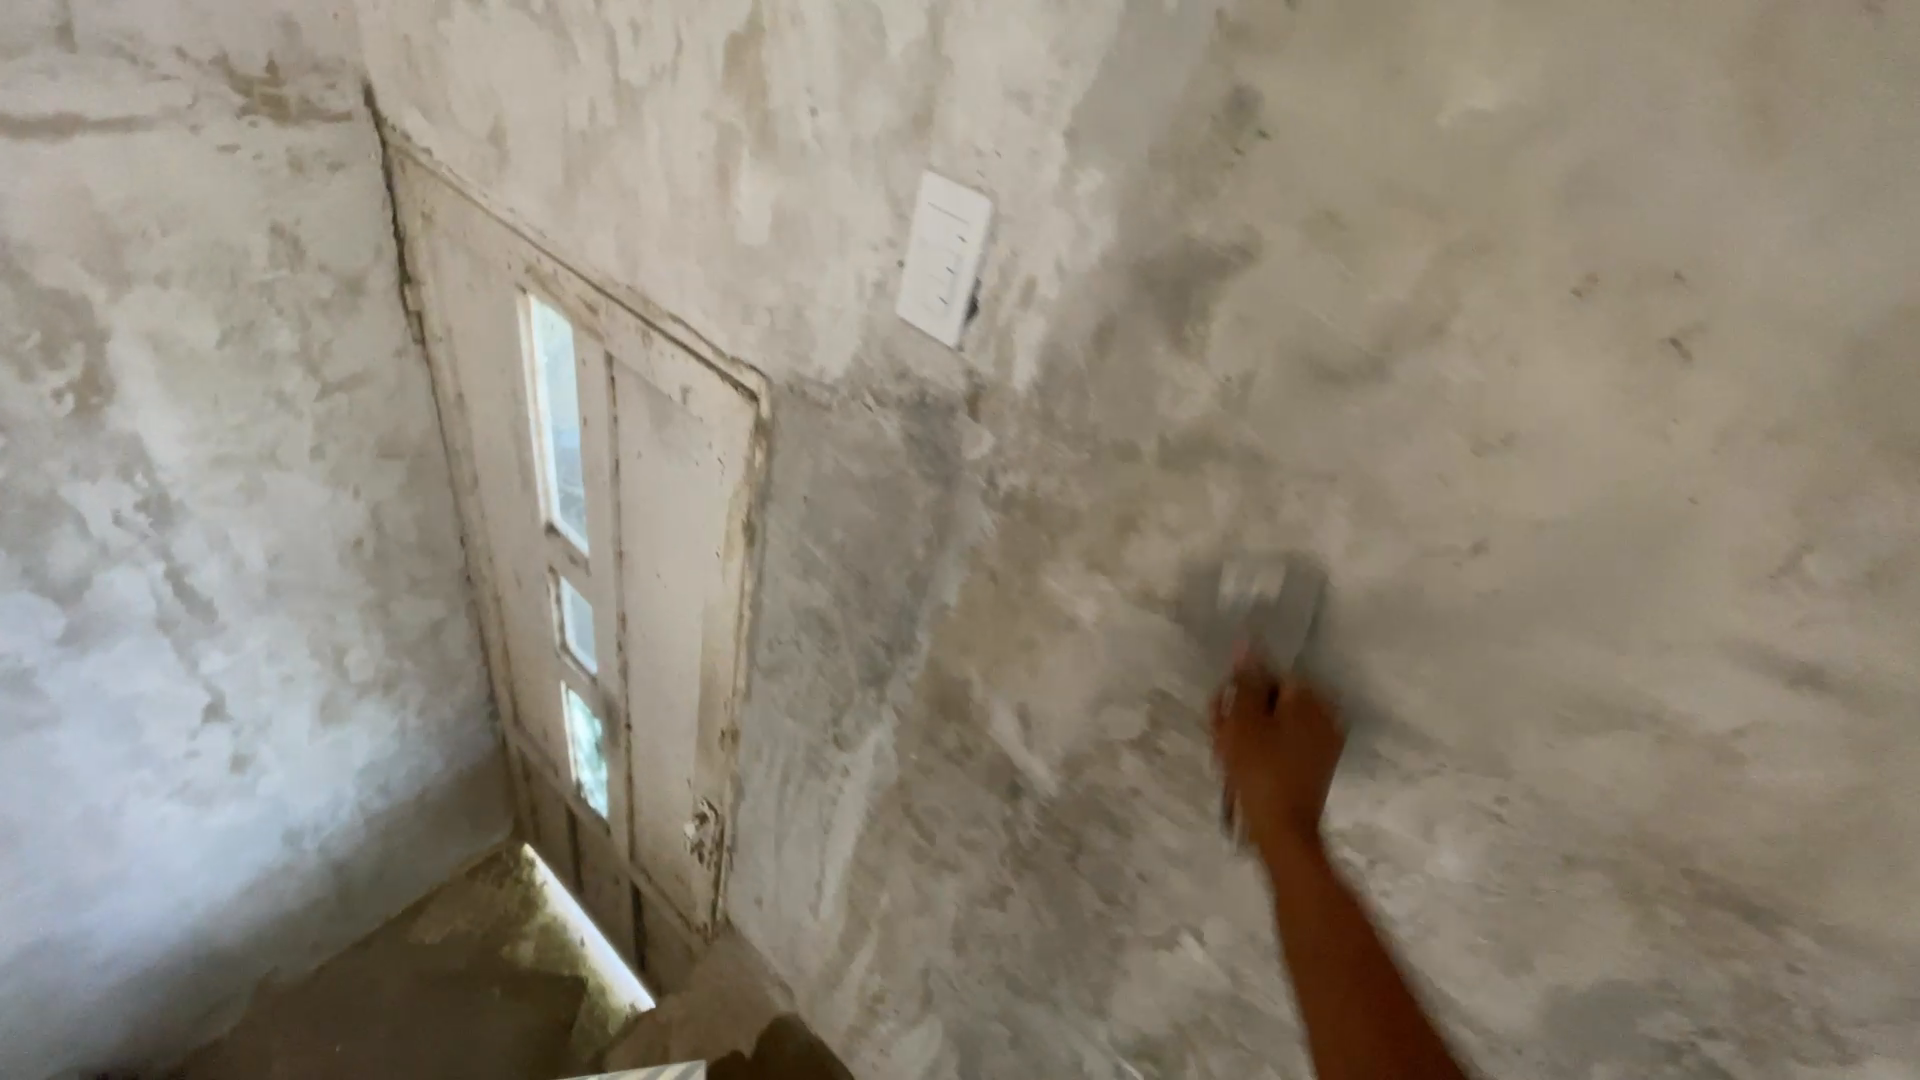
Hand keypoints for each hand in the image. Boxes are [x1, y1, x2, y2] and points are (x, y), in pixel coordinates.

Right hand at [1210, 646, 1344, 855]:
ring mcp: (1322, 743)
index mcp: (1311, 700)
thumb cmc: (1259, 771)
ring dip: (1248, 730)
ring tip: (1226, 752)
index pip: (1270, 674)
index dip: (1241, 689)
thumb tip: (1246, 644)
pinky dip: (1261, 748)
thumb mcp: (1242, 720)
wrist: (1281, 831)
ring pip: (1274, 721)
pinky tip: (1240, 765)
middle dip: (1243, 710)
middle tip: (1221, 731)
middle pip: (1273, 698)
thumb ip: (1244, 680)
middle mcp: (1324, 716)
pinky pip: (1282, 743)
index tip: (1223, 708)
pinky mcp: (1314, 766)